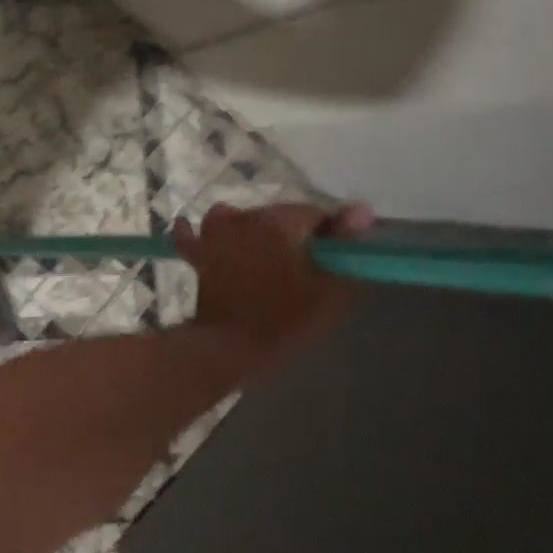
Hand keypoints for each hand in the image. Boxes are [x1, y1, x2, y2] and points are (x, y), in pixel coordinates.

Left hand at [172, 202, 373, 359]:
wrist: (236, 342)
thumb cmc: (290, 317)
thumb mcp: (332, 285)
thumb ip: (345, 242)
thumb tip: (362, 209)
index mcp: (276, 222)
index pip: (312, 212)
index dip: (326, 231)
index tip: (332, 253)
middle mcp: (239, 218)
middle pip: (274, 214)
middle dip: (291, 231)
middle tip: (302, 263)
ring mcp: (212, 234)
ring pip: (235, 218)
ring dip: (250, 229)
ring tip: (265, 255)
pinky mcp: (196, 253)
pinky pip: (190, 235)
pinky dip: (192, 232)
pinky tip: (191, 228)